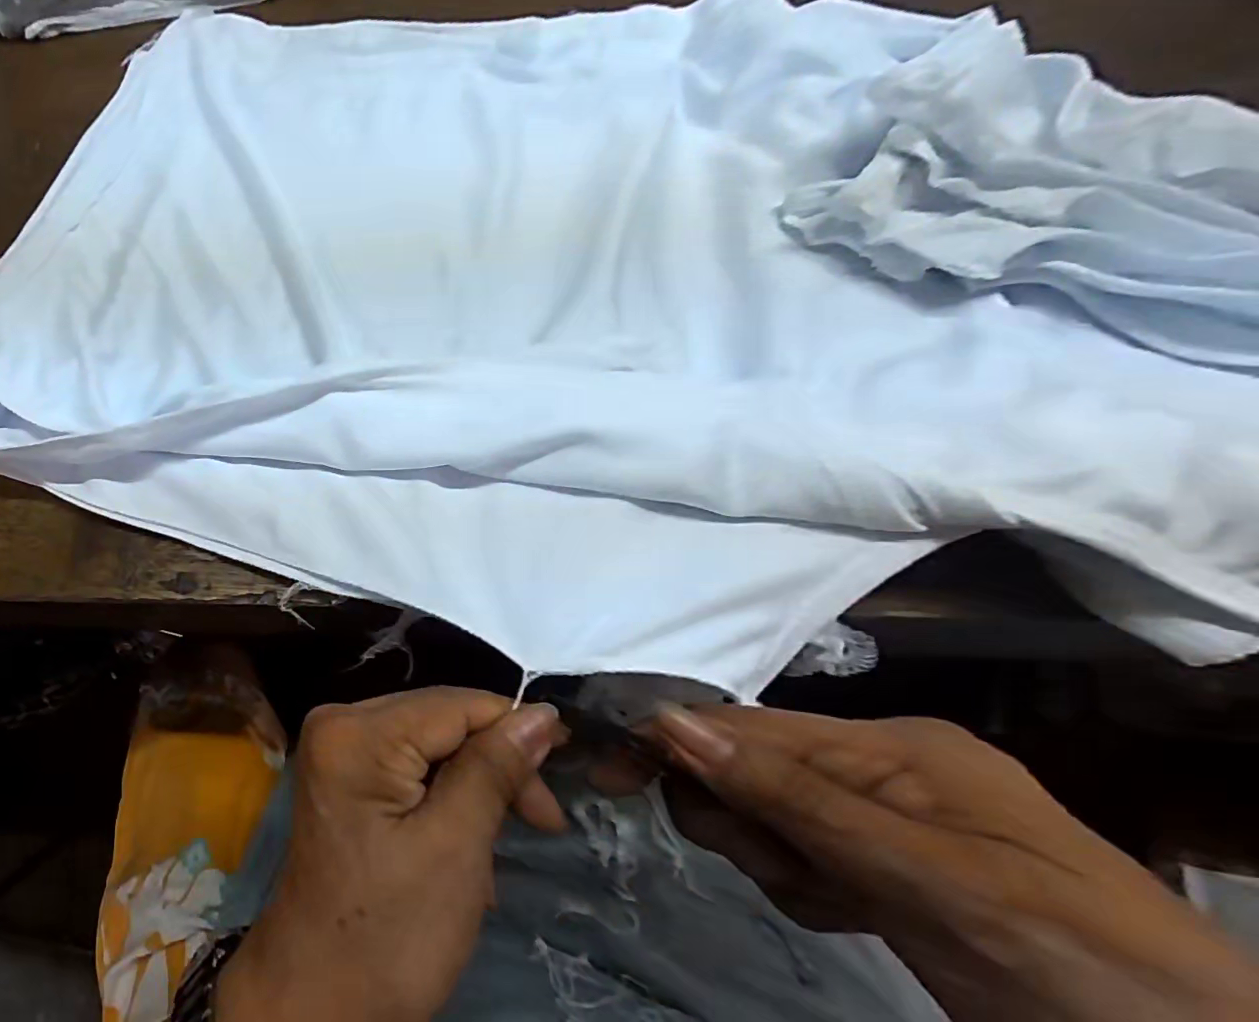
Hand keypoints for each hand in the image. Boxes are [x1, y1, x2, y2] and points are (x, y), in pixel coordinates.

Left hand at [216, 688, 568, 1021]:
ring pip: (429, 743)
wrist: (315, 1002)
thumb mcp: (456, 846)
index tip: (561, 772)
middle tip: (543, 820)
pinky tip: (465, 842)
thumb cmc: (390, 933)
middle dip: (496, 762)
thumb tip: (540, 713)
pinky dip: (443, 797)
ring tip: (502, 842)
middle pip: (441, 720)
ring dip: (475, 785)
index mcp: (357, 731)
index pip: (456, 704)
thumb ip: (495, 769)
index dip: (515, 730)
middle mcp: (339, 722)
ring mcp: (335, 749)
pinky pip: (406, 765)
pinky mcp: (340, 777)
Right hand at [639, 705, 1258, 1021]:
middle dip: (743, 821)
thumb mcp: (931, 879)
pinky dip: (801, 888)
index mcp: (892, 747)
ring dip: (775, 863)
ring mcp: (879, 821)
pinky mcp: (879, 868)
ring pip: (764, 818)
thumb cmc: (1078, 962)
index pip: (749, 727)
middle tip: (792, 877)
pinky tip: (852, 918)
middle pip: (749, 770)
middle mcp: (877, 769)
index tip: (607, 768)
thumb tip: (672, 722)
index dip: (675, 741)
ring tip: (838, 906)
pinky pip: (795, 858)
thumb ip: (793, 797)